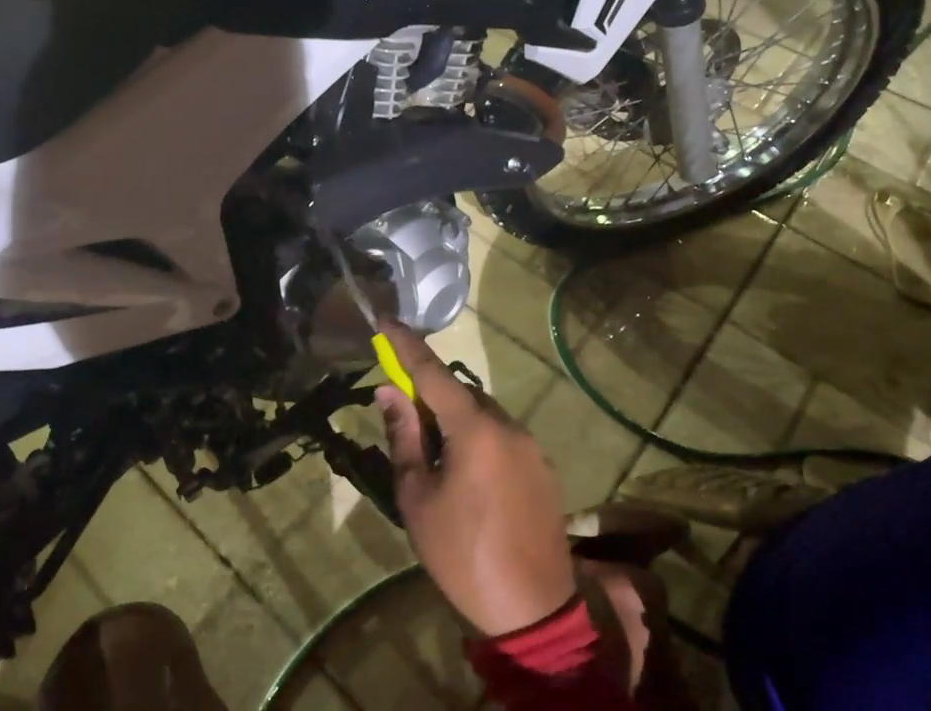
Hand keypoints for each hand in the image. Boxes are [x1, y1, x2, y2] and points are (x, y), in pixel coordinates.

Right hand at [376, 324, 576, 636]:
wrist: (530, 610)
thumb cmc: (459, 552)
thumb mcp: (417, 495)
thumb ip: (404, 436)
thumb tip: (388, 391)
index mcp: (475, 430)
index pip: (433, 372)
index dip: (407, 344)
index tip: (386, 320)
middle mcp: (509, 428)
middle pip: (461, 393)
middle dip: (430, 392)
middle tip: (402, 409)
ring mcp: (532, 449)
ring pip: (483, 415)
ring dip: (455, 418)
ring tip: (432, 453)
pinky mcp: (544, 471)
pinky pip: (503, 438)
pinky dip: (478, 438)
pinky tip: (464, 472)